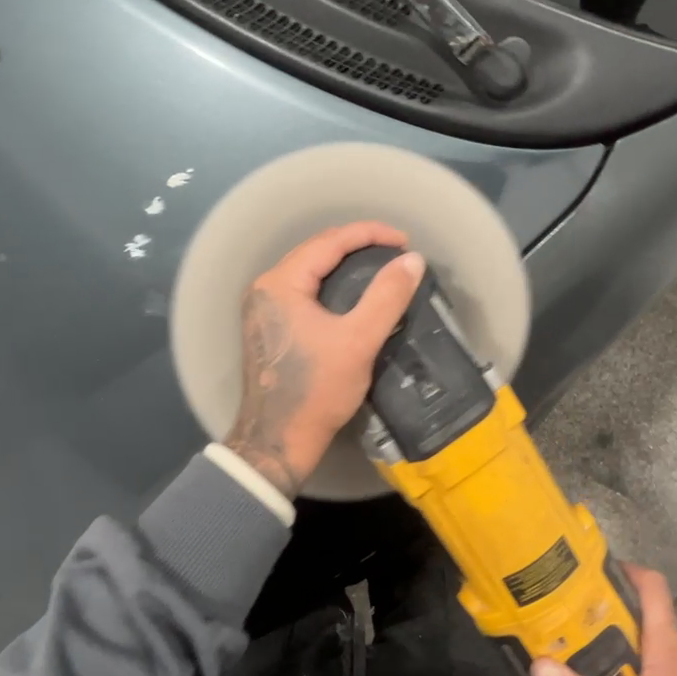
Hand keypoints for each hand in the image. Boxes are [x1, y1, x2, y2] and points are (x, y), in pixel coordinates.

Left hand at [226, 221, 425, 498]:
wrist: (278, 441)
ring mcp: (263, 309)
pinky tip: (355, 296)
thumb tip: (413, 260)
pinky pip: (304, 292)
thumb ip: (387, 296)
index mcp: (280, 283)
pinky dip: (331, 286)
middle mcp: (265, 288)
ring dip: (344, 265)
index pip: (329, 241)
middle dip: (357, 246)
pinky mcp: (270, 328)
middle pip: (317, 252)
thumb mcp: (359, 341)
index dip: (369, 234)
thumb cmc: (316, 390)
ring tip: (380, 269)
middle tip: (395, 253)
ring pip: (310, 272)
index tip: (404, 242)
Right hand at [532, 566, 676, 675]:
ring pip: (643, 644)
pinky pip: (652, 667)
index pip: (653, 588)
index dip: (622, 569)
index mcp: (669, 654)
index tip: (582, 571)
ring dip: (610, 643)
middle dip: (600, 613)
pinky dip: (625, 667)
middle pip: (639, 615)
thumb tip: (539, 664)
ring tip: (570, 652)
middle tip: (558, 618)